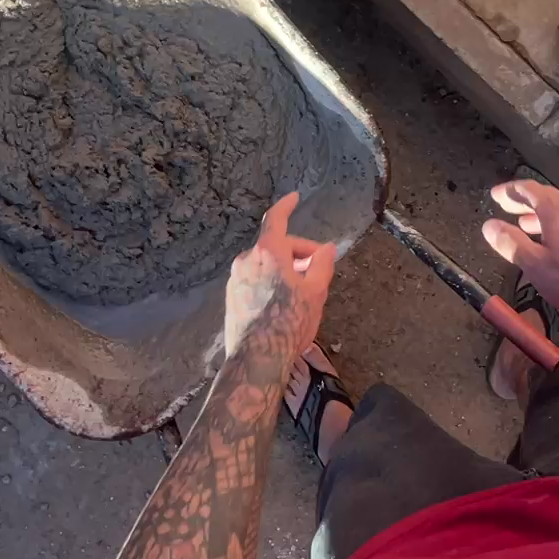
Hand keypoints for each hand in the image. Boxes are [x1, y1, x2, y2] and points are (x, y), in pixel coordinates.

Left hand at [224, 191, 335, 356]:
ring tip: (303, 290)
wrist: (257, 359)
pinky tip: (283, 303)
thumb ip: (322, 264)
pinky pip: (255, 280)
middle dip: (299, 253)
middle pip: (276, 246)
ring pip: (265, 264)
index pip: (276, 219)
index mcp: (267, 252)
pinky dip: (270, 282)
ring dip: (284, 269)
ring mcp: (235, 280)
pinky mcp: (231, 299)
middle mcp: (246, 260)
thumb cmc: (290, 321)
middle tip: (318, 270)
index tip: (294, 198)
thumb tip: (327, 249)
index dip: (286, 206)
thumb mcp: (316, 291)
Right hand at [482, 181, 558, 324]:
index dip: (509, 191)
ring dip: (540, 214)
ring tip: (525, 224)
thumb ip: (511, 244)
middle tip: (506, 206)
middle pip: (546, 196)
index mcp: (557, 210)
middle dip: (524, 201)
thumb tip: (489, 225)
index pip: (529, 189)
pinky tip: (554, 240)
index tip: (495, 195)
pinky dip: (556, 223)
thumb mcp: (537, 266)